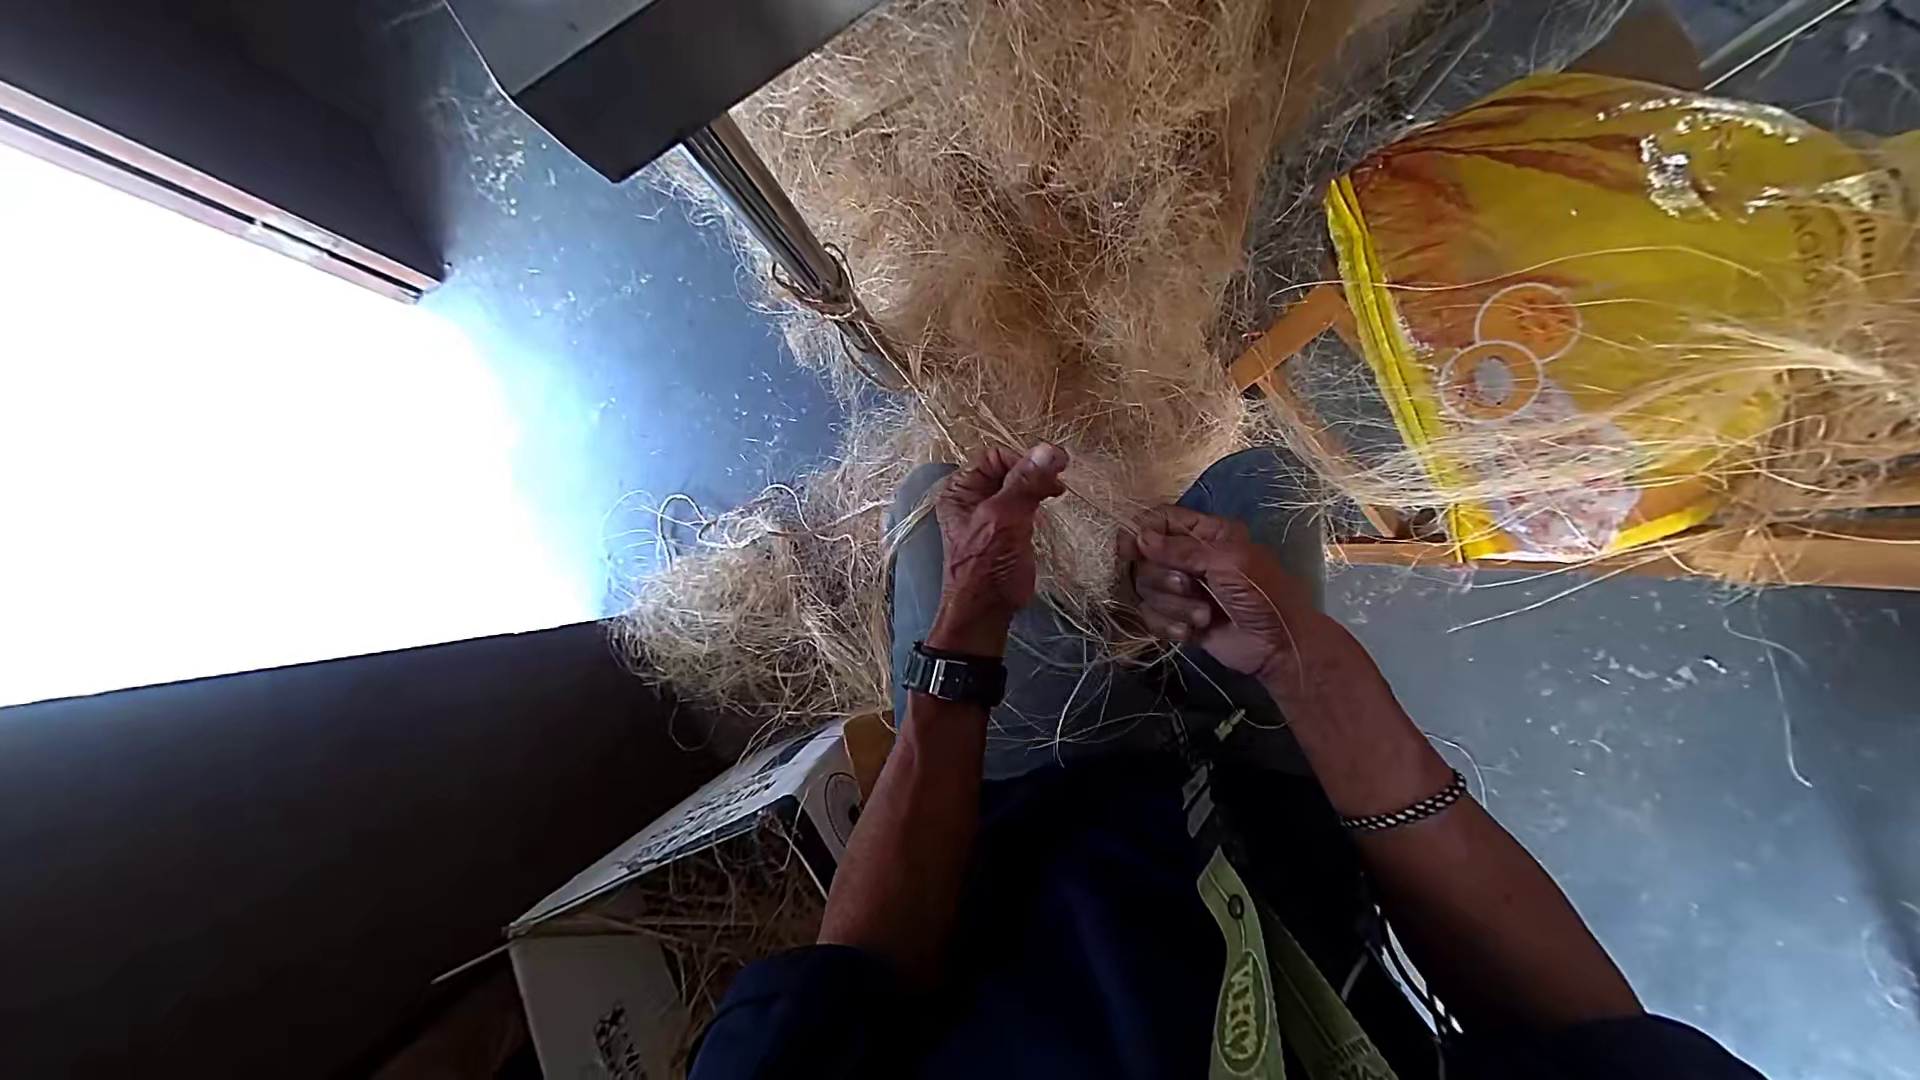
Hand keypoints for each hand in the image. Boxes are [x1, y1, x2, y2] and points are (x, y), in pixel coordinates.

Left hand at [928, 443, 1069, 655]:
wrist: (988, 608)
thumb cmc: (987, 563)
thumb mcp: (1004, 517)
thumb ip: (1026, 483)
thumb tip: (1051, 450)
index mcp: (960, 490)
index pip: (994, 457)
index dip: (1021, 461)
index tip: (1046, 474)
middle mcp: (972, 498)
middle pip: (1008, 470)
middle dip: (1032, 474)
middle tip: (1056, 485)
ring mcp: (990, 514)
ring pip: (1019, 487)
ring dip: (1038, 487)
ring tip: (1055, 495)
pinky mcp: (1007, 529)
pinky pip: (1024, 504)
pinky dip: (1038, 502)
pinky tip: (1048, 509)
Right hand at [1118, 505, 1324, 690]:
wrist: (1277, 648)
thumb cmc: (1263, 596)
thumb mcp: (1229, 563)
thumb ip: (1182, 549)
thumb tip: (1139, 537)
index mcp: (1205, 534)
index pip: (1159, 521)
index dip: (1140, 532)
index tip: (1129, 549)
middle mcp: (1187, 557)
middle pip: (1145, 558)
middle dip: (1164, 579)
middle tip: (1190, 588)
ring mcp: (1179, 589)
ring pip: (1145, 589)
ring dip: (1173, 606)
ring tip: (1204, 616)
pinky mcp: (1175, 616)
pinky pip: (1149, 616)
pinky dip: (1168, 625)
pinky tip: (1191, 632)